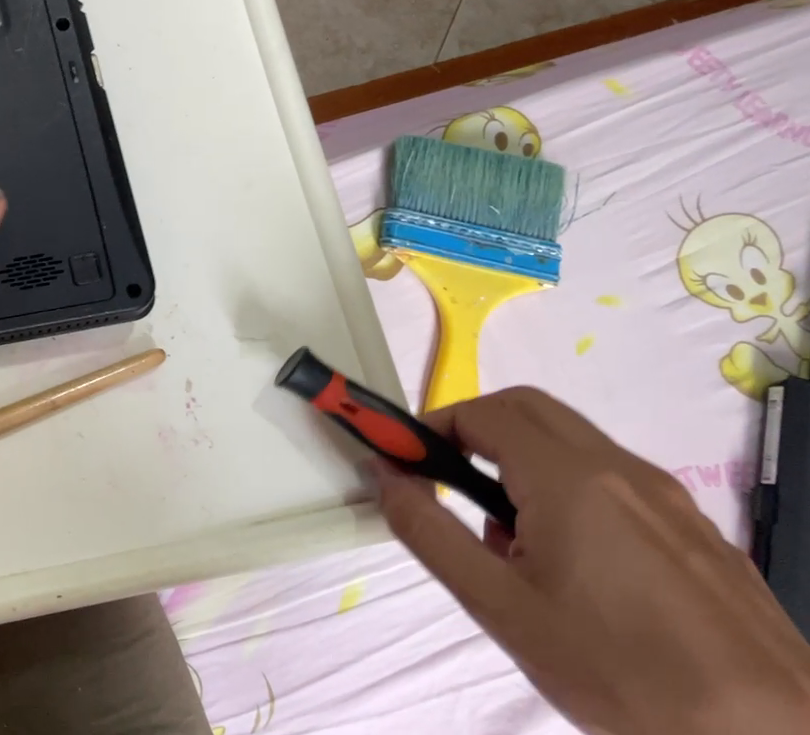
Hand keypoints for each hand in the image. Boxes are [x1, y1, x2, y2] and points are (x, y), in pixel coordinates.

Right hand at [373, 388, 809, 734]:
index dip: (427, 427)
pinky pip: (612, 482)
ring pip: (572, 443)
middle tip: (440, 480)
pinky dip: (565, 488)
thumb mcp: (498, 605)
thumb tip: (384, 474)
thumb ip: (426, 529)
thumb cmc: (619, 671)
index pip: (480, 413)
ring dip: (516, 460)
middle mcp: (623, 472)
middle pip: (527, 409)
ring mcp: (670, 501)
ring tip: (503, 538)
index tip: (401, 463)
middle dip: (470, 428)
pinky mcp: (698, 533)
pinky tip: (567, 565)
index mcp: (571, 481)